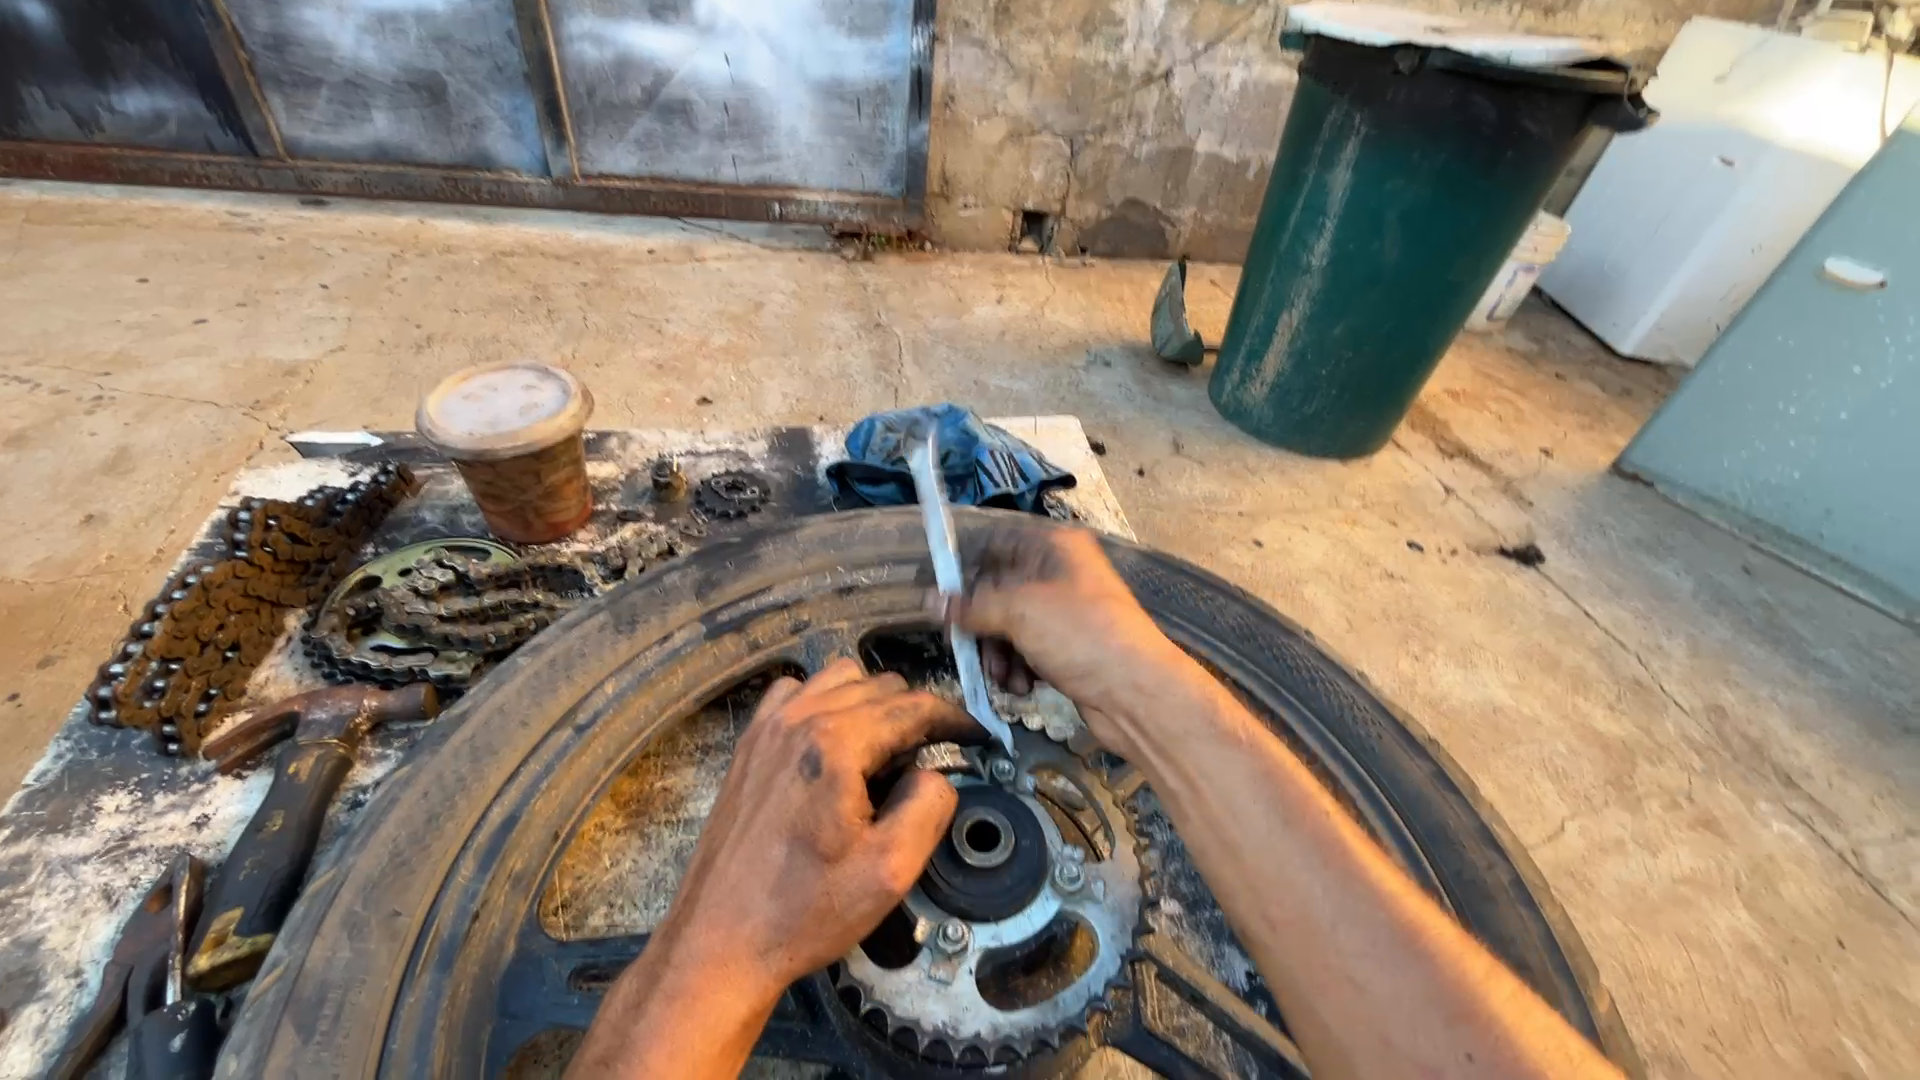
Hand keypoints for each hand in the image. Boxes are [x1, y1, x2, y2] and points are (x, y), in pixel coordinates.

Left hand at [649, 658, 973, 992]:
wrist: (718, 940)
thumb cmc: (805, 911)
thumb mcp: (890, 870)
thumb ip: (929, 805)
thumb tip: (936, 771)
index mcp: (836, 744)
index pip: (914, 706)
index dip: (954, 718)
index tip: (976, 738)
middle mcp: (800, 718)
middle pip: (881, 685)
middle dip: (916, 714)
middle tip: (931, 757)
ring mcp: (768, 725)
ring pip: (841, 677)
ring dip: (874, 701)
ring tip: (885, 748)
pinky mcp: (750, 740)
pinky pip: (799, 691)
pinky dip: (827, 701)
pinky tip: (833, 741)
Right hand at [932, 523, 1208, 759]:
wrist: (1138, 693)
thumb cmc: (1082, 635)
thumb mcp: (1019, 611)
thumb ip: (972, 605)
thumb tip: (931, 601)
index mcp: (1055, 547)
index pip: (998, 544)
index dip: (968, 569)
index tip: (942, 596)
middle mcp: (1060, 573)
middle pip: (999, 590)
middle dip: (982, 624)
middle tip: (967, 647)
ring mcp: (1065, 613)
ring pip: (1009, 625)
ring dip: (998, 653)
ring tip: (1004, 676)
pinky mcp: (1068, 647)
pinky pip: (1027, 649)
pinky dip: (1018, 667)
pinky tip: (1022, 685)